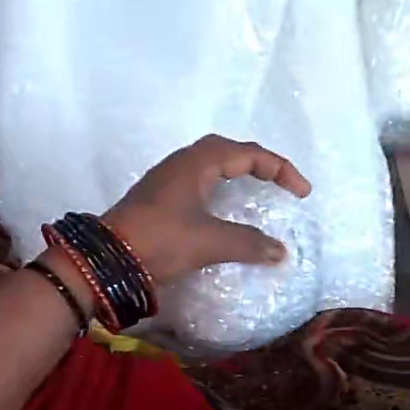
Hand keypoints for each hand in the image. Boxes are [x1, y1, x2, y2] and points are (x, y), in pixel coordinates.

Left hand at [101, 134, 311, 282]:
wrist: (108, 258)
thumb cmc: (160, 240)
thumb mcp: (209, 241)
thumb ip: (248, 243)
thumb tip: (280, 252)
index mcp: (198, 162)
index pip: (249, 153)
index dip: (280, 169)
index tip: (301, 192)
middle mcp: (182, 163)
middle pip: (229, 151)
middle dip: (258, 164)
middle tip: (279, 183)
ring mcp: (166, 180)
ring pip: (210, 166)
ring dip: (235, 175)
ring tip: (255, 192)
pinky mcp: (157, 199)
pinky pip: (197, 183)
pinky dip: (218, 190)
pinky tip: (220, 210)